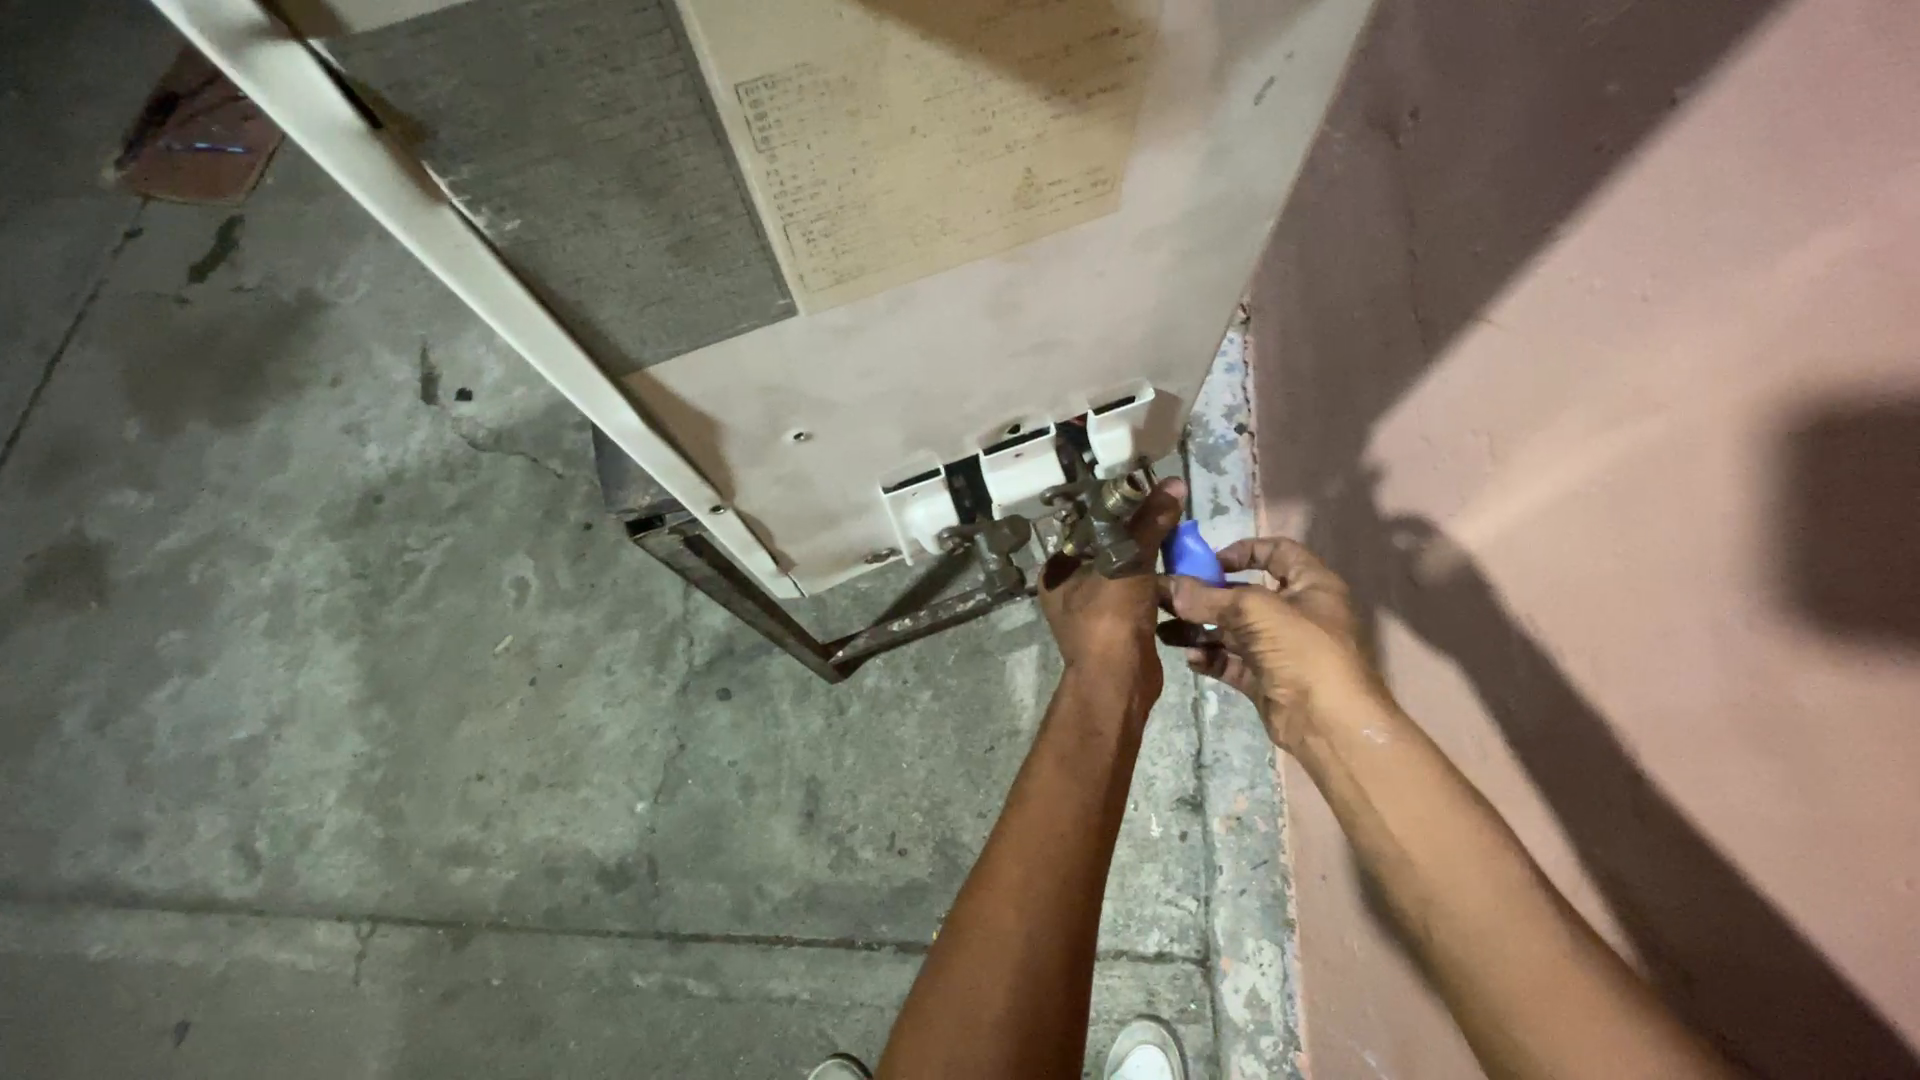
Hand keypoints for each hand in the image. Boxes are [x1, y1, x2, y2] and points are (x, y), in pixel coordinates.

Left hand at [1039, 478, 1186, 709]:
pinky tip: (1181, 567)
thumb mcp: (1128, 561)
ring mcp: (1096, 608)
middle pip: (1109, 547)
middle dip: (1140, 532)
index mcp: (1058, 569)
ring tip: (1179, 534)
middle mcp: (1070, 586)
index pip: (1086, 526)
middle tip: (1168, 511)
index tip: (1146, 490)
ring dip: (1153, 557)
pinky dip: (1158, 583)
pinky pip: (1140, 593)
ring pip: (1127, 570)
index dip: (1115, 507)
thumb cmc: (1110, 616)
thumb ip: (1150, 522)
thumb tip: (1173, 484)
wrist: (1118, 680)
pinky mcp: (1121, 625)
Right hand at [1157, 536, 1384, 748]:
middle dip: (1205, 597)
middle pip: (1244, 595)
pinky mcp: (1266, 678)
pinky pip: (1231, 662)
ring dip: (1199, 630)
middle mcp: (1296, 612)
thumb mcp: (1254, 612)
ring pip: (1233, 631)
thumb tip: (1165, 586)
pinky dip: (1210, 658)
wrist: (1330, 723)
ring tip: (1165, 632)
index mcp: (1310, 584)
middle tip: (1168, 598)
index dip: (1244, 551)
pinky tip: (1191, 659)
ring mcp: (1280, 648)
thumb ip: (1207, 597)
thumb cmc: (1303, 650)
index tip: (1208, 563)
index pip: (1278, 552)